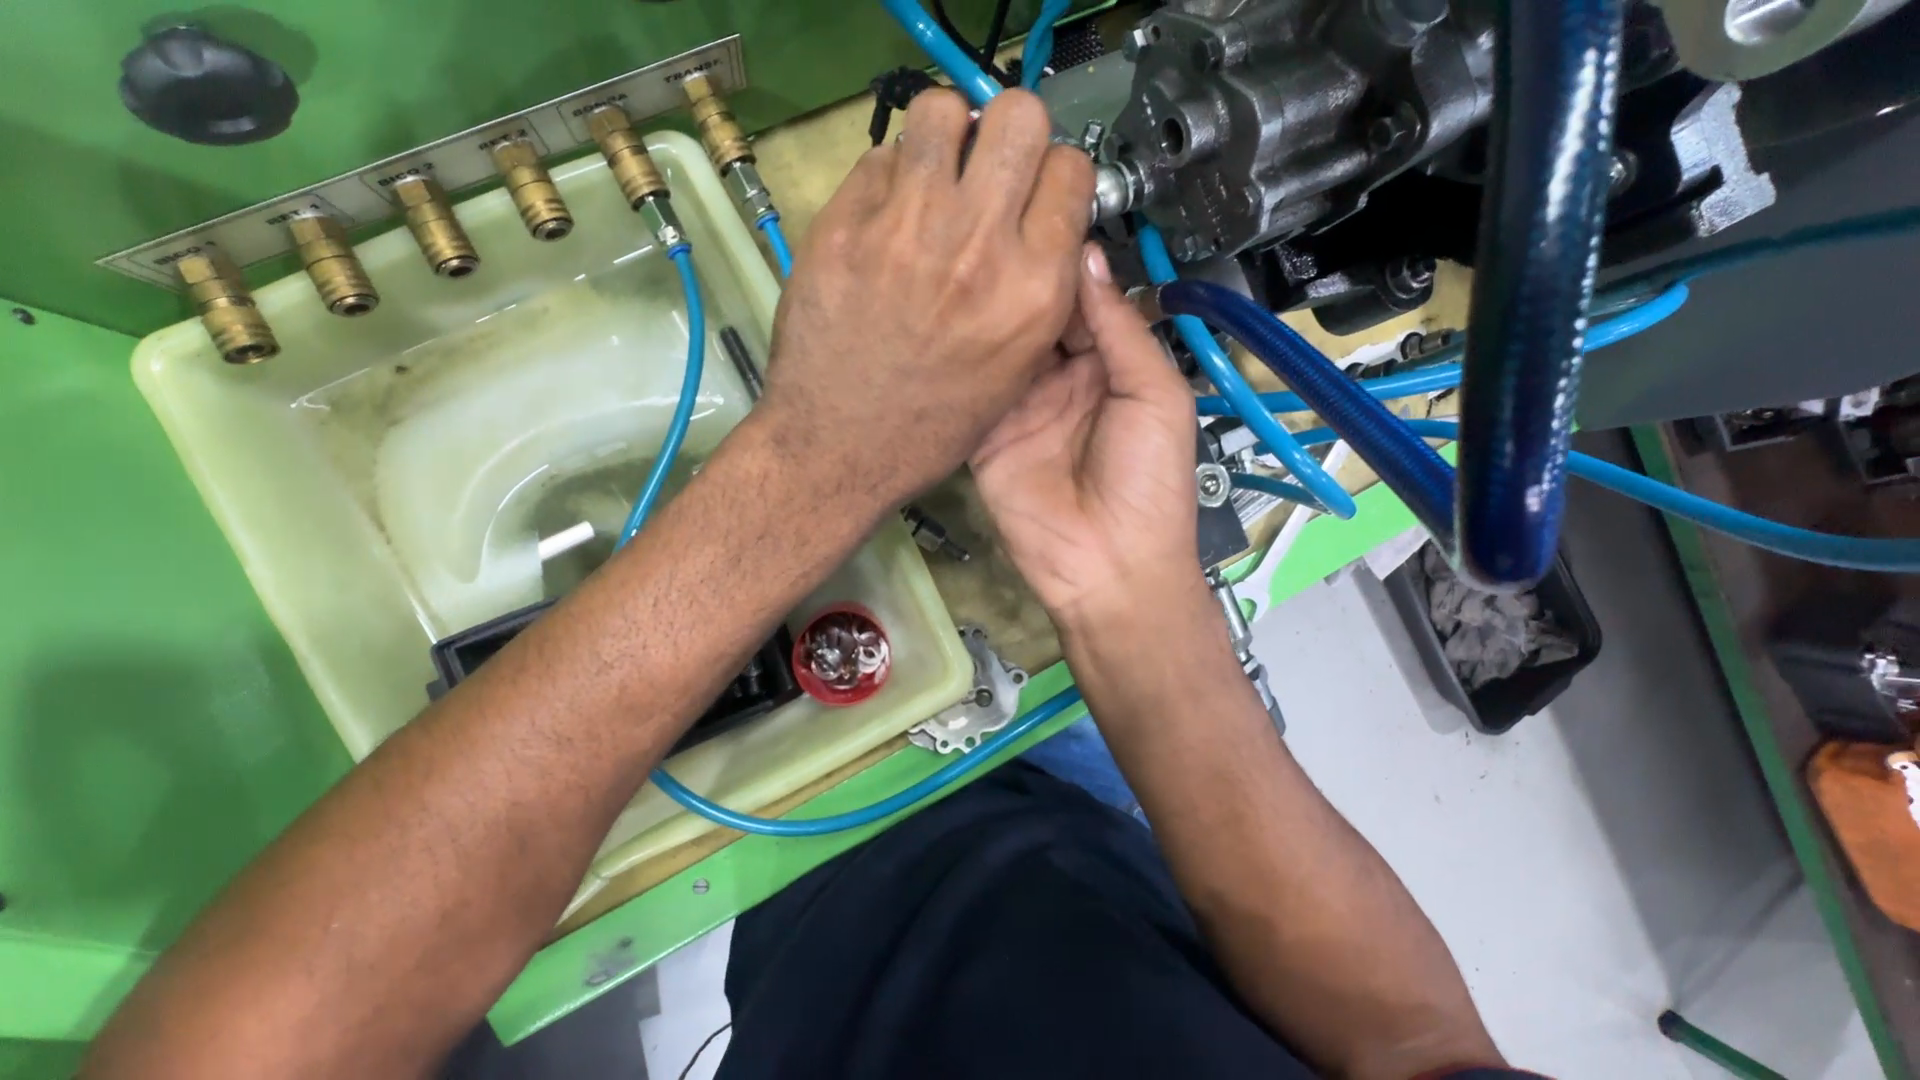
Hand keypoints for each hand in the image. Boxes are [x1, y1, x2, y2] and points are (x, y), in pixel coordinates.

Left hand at [753, 88, 1094, 516]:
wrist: (840, 446)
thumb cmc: (937, 422)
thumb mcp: (1019, 366)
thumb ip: (1041, 284)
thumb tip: (1042, 217)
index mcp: (1034, 287)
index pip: (1071, 168)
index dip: (1054, 174)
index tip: (1033, 191)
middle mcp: (978, 243)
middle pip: (1018, 115)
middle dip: (1009, 132)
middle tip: (987, 165)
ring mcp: (906, 226)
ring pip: (940, 111)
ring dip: (944, 135)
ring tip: (933, 174)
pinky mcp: (845, 222)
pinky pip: (879, 158)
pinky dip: (888, 178)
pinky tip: (885, 218)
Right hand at [972, 245, 1203, 622]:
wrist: (1110, 567)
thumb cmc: (1148, 481)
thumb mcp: (1155, 395)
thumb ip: (1122, 329)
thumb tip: (1089, 259)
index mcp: (1108, 365)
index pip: (1078, 301)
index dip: (1059, 264)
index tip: (1030, 214)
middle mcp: (1059, 378)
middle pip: (1031, 316)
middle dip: (1013, 278)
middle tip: (983, 229)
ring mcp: (1017, 406)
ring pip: (994, 345)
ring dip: (979, 309)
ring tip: (954, 256)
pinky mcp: (982, 436)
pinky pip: (967, 391)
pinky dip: (953, 360)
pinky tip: (932, 315)